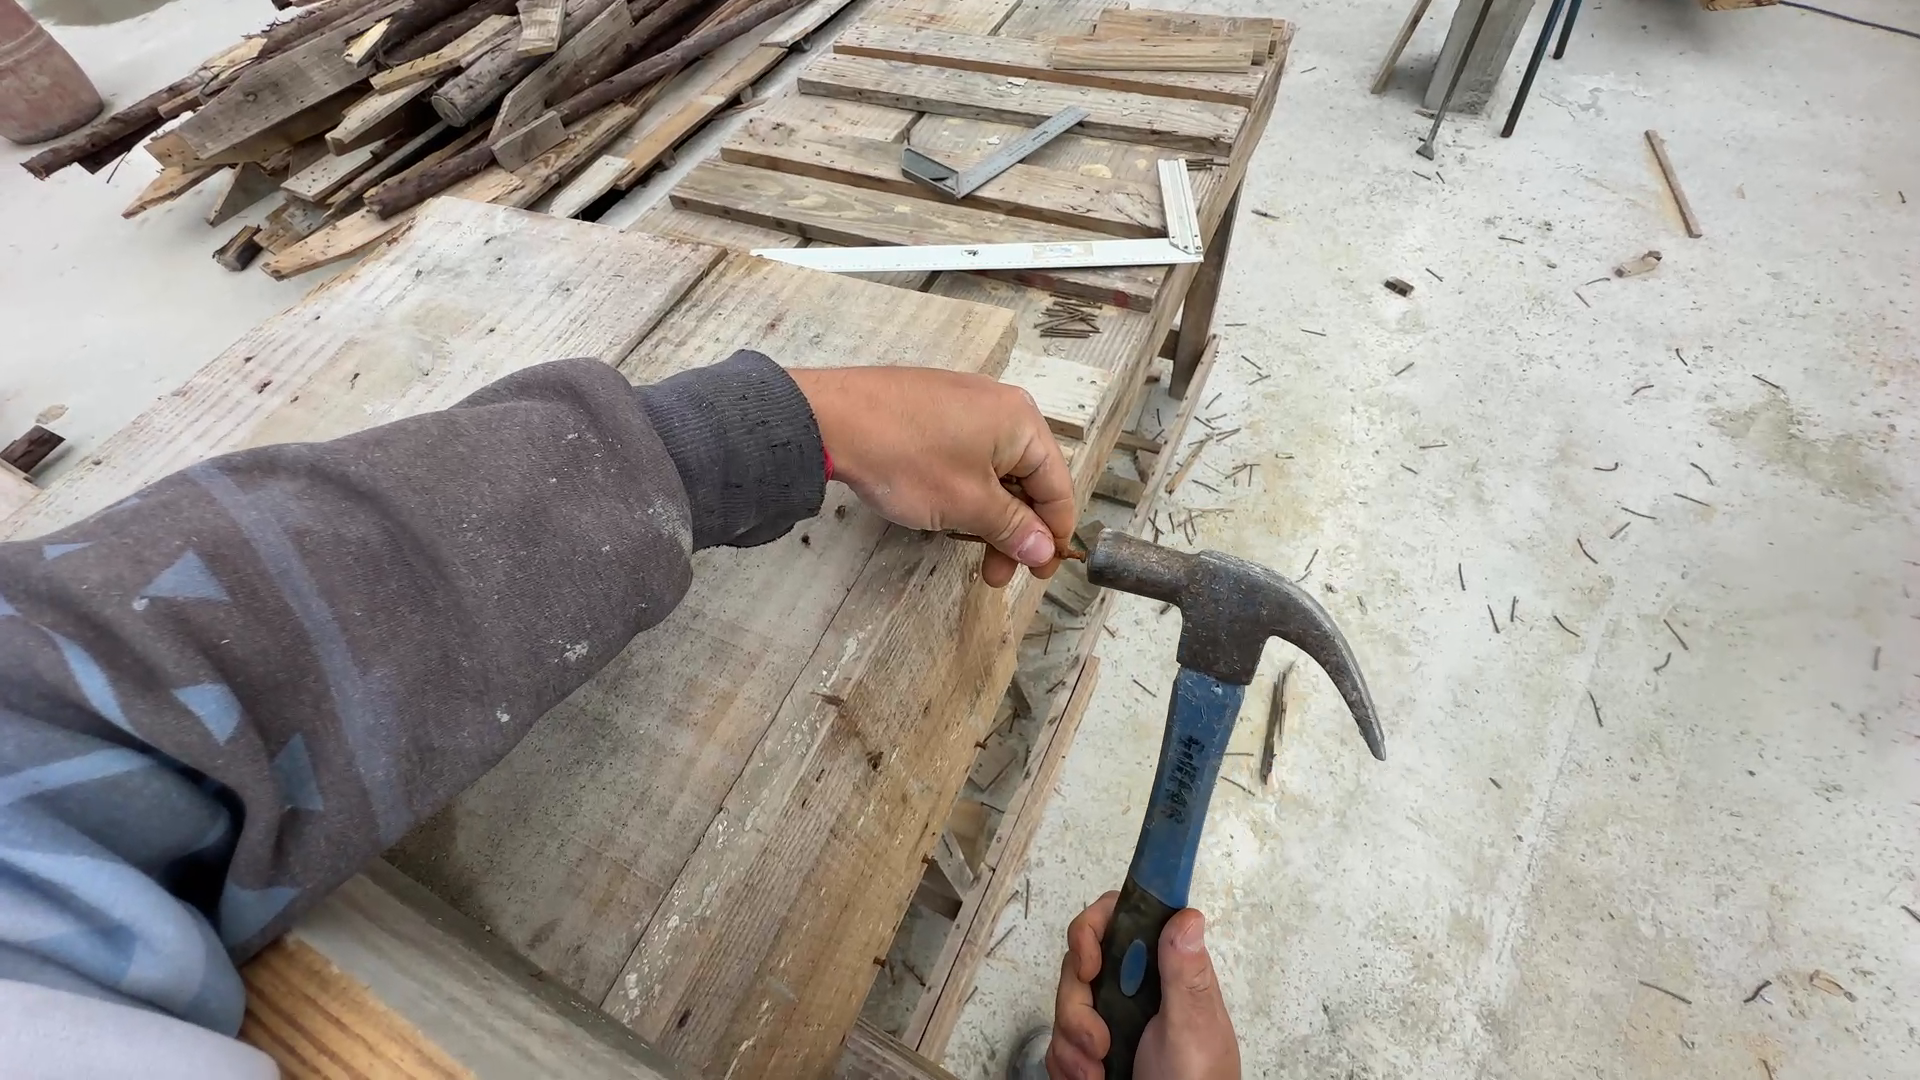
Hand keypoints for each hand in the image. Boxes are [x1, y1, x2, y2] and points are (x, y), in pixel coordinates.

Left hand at [789, 367, 1075, 587]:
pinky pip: (968, 458)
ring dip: (989, 517)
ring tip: (970, 551)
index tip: (1042, 571)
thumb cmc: (907, 459)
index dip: (1053, 534)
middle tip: (998, 574)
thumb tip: (1044, 549)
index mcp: (1023, 422)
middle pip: (1027, 480)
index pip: (1057, 486)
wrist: (831, 420)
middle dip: (1016, 532)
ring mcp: (965, 406)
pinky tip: (949, 517)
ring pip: (994, 472)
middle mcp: (1002, 406)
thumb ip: (1013, 528)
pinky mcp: (935, 411)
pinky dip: (967, 492)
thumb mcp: (968, 503)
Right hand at [1049, 893, 1240, 1079]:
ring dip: (1071, 1039)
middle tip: (1098, 1043)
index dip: (1094, 926)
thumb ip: (1185, 974)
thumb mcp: (1192, 1029)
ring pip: (1065, 1000)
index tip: (1088, 963)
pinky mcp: (1090, 1046)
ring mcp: (1110, 1014)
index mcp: (1161, 969)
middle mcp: (1133, 985)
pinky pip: (1058, 1038)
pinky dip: (1066, 1061)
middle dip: (1077, 1002)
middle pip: (1081, 960)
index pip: (1119, 916)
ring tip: (1096, 1074)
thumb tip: (1187, 914)